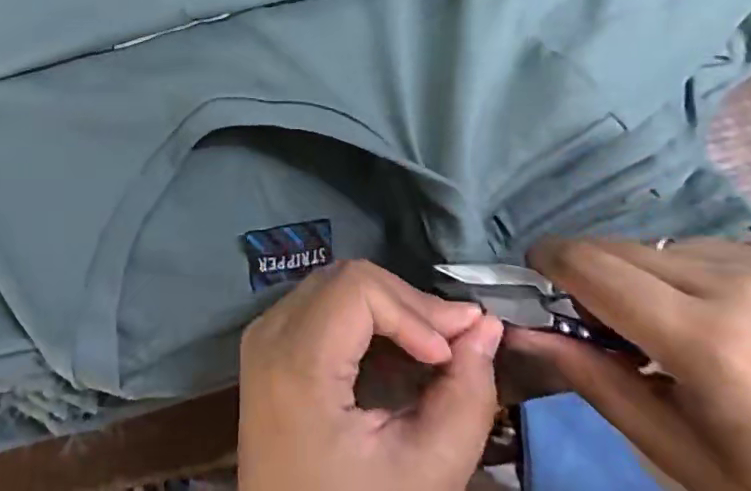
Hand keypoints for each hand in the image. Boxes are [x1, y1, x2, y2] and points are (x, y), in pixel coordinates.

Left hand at [238, 261, 505, 490]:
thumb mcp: (424, 472)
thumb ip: (465, 398)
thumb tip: (487, 326)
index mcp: (295, 361)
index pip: (358, 287)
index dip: (413, 309)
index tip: (450, 354)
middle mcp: (269, 333)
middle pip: (348, 279)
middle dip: (409, 305)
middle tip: (459, 342)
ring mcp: (263, 337)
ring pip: (337, 286)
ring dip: (393, 309)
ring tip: (438, 347)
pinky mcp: (269, 348)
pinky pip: (323, 305)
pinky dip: (367, 318)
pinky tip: (402, 351)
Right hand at [509, 240, 750, 490]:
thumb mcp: (682, 457)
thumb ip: (595, 383)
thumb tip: (522, 334)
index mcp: (709, 342)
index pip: (592, 267)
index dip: (548, 263)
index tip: (529, 277)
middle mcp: (735, 282)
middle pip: (619, 248)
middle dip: (586, 272)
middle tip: (583, 318)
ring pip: (658, 245)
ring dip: (634, 275)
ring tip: (650, 327)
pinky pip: (703, 250)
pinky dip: (679, 274)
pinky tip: (704, 319)